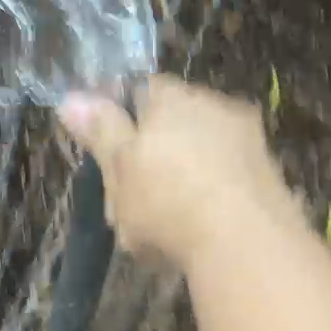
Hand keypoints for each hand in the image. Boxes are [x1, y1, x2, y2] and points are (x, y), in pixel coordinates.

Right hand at [59, 75, 298, 267]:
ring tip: (144, 192)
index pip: (140, 85)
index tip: (91, 134)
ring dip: (168, 155)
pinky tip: (180, 202)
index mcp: (177, 101)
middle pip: (169, 111)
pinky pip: (214, 159)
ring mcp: (245, 138)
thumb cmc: (164, 200)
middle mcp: (217, 108)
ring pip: (192, 136)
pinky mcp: (260, 168)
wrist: (245, 246)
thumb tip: (70, 98)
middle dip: (141, 132)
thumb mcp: (116, 165)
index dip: (112, 104)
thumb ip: (99, 129)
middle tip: (114, 168)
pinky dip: (194, 173)